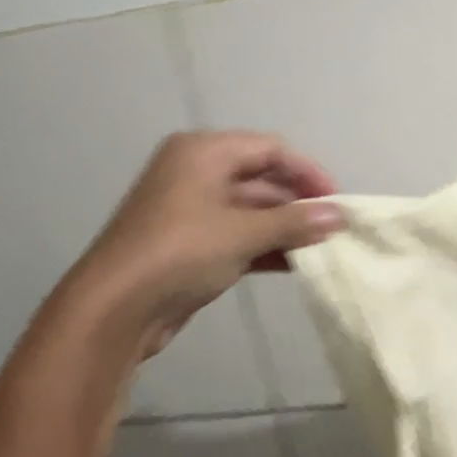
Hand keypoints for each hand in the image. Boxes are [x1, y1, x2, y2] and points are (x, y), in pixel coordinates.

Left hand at [59, 132, 344, 357]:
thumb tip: (338, 216)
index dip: (308, 172)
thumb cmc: (181, 253)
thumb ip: (294, 221)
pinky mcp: (191, 244)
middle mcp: (196, 172)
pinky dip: (266, 246)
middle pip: (261, 178)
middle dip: (298, 203)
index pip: (270, 149)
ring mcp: (192, 210)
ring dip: (285, 228)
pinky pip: (238, 236)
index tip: (338, 202)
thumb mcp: (243, 233)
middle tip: (333, 229)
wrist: (117, 307)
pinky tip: (296, 265)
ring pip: (252, 210)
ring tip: (322, 250)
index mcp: (204, 153)